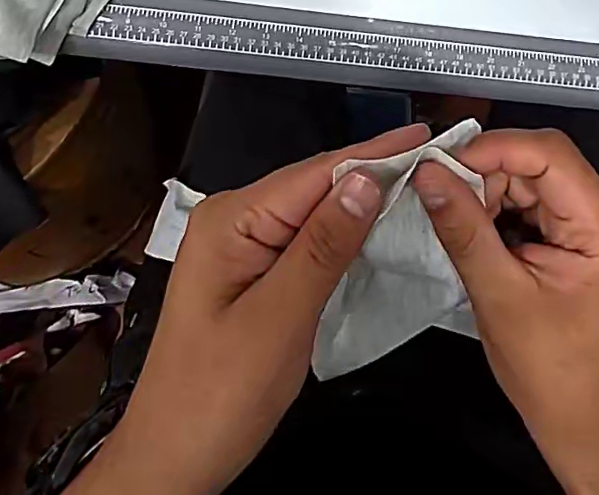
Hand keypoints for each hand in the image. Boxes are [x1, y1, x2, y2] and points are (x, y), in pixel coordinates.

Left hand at [71, 124, 430, 494]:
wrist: (170, 462)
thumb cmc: (216, 398)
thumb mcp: (277, 322)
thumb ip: (322, 247)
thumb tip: (365, 181)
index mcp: (231, 219)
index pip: (314, 174)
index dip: (372, 154)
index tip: (422, 137)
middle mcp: (233, 217)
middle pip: (313, 183)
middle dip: (370, 169)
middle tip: (428, 158)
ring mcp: (241, 241)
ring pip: (311, 207)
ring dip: (359, 196)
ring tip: (411, 178)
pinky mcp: (252, 266)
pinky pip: (305, 234)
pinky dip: (342, 227)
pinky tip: (370, 219)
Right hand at [414, 128, 598, 494]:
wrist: (581, 422)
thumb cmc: (550, 372)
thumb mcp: (498, 296)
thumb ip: (464, 228)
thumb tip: (428, 173)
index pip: (551, 154)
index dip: (494, 148)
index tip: (444, 165)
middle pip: (539, 162)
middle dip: (487, 175)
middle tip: (447, 202)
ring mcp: (598, 223)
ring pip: (532, 177)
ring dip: (491, 192)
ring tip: (467, 228)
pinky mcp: (582, 232)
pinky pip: (535, 198)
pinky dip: (501, 207)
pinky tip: (485, 235)